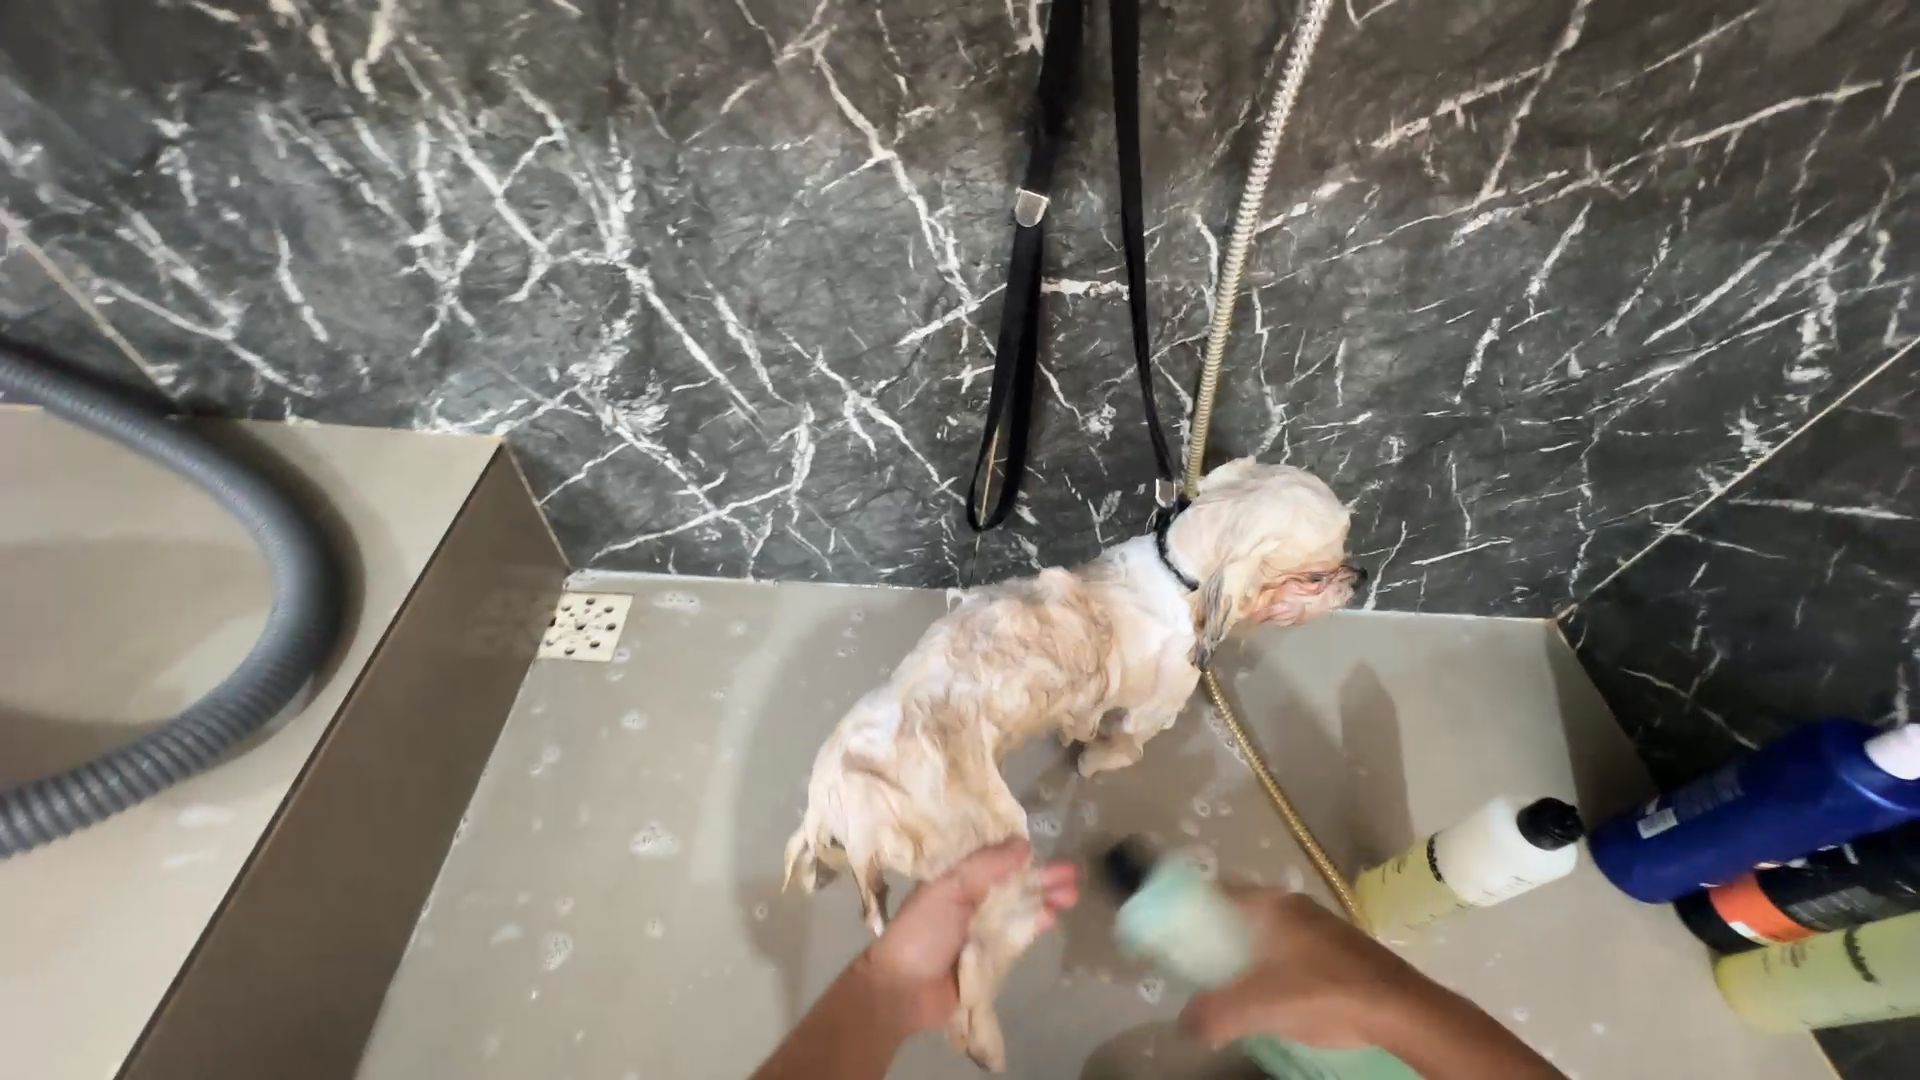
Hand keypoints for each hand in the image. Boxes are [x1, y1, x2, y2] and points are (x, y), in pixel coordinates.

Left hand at [853, 840, 1079, 1035]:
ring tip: (1073, 893)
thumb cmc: (923, 930)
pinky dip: (1035, 923)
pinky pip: (1018, 935)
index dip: (1021, 851)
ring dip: (1046, 898)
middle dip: (1043, 876)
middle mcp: (972, 898)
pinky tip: (1053, 915)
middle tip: (1074, 873)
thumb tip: (1024, 844)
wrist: (903, 990)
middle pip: (1014, 882)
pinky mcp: (992, 956)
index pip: (994, 856)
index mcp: (956, 876)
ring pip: (1020, 907)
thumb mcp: (951, 888)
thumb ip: (988, 866)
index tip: (1046, 845)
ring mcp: (983, 927)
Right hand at [1180, 888, 1427, 1049]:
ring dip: (1257, 946)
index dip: (1196, 907)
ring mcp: (1323, 921)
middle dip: (1226, 930)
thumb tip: (1184, 1024)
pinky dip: (1284, 958)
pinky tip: (1286, 988)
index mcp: (1269, 904)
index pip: (1219, 891)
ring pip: (1275, 926)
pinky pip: (1299, 942)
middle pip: (1246, 909)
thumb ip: (1217, 1013)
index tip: (1181, 930)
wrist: (1404, 1010)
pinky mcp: (1345, 944)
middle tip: (1209, 959)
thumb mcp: (1261, 1008)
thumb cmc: (1324, 994)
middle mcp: (1293, 902)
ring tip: (1244, 978)